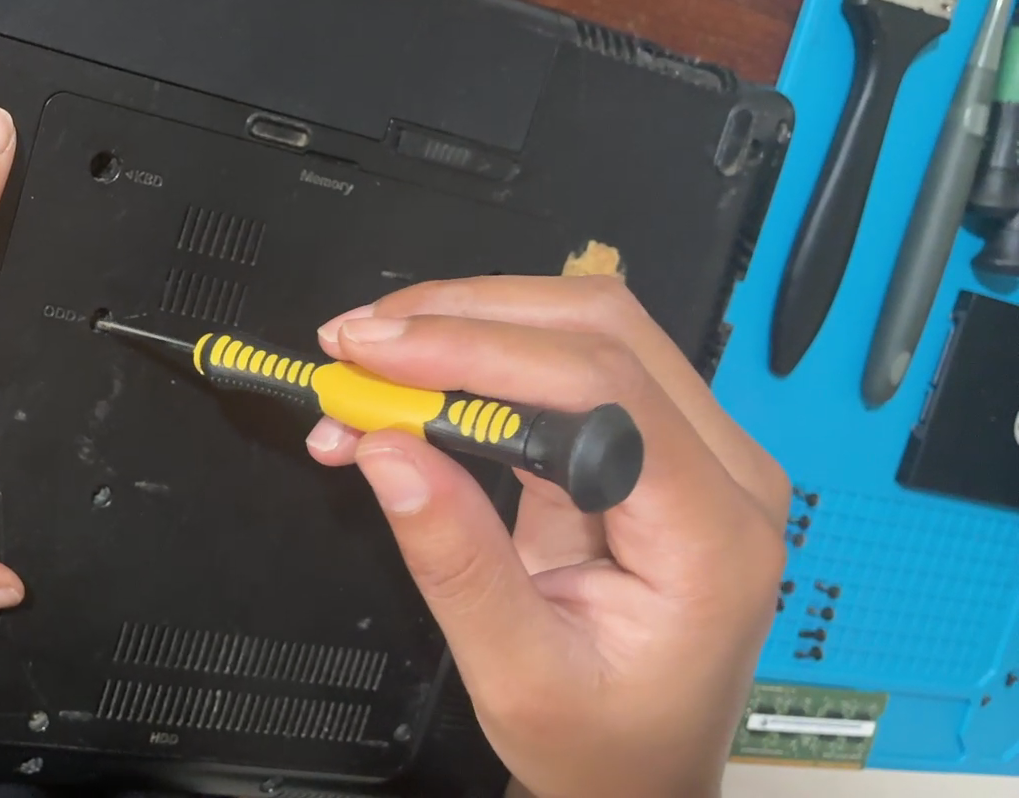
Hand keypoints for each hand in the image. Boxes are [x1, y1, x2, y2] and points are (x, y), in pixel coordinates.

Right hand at [306, 276, 788, 797]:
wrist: (640, 766)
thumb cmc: (594, 739)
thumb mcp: (514, 675)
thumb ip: (455, 562)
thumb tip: (382, 446)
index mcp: (707, 532)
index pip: (597, 388)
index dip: (472, 348)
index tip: (363, 353)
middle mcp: (716, 463)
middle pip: (592, 324)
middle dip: (454, 313)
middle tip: (349, 341)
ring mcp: (682, 439)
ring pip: (570, 319)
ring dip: (453, 318)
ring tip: (360, 353)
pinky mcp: (632, 433)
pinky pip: (548, 354)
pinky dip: (460, 348)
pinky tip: (396, 376)